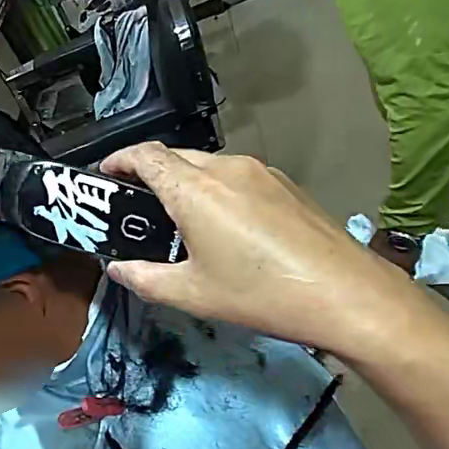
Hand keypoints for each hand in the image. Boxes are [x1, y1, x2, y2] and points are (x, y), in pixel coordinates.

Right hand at [97, 143, 436, 355]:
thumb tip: (119, 268)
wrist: (343, 291)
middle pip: (177, 156)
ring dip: (189, 182)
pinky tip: (229, 225)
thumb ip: (146, 278)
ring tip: (184, 220)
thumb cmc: (260, 293)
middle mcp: (227, 167)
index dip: (119, 160)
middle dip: (152, 173)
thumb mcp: (194, 294)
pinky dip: (220, 190)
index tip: (106, 176)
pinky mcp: (287, 183)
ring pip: (211, 165)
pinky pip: (240, 177)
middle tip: (142, 208)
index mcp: (195, 188)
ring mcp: (262, 171)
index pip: (145, 154)